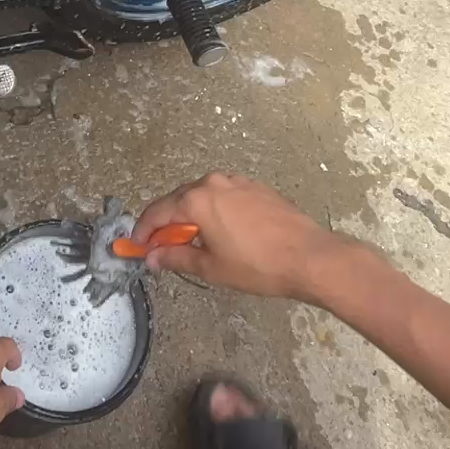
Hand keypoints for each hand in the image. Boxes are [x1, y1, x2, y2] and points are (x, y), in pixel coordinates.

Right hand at [133, 172, 377, 304]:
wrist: (310, 257)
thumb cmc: (258, 265)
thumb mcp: (212, 268)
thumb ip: (176, 257)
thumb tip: (153, 258)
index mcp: (197, 199)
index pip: (158, 212)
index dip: (144, 231)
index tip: (138, 247)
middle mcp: (213, 182)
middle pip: (177, 200)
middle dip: (166, 223)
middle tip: (162, 247)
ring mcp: (236, 181)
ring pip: (201, 195)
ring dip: (190, 215)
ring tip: (193, 241)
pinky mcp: (255, 186)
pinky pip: (223, 194)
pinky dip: (213, 209)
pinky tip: (221, 231)